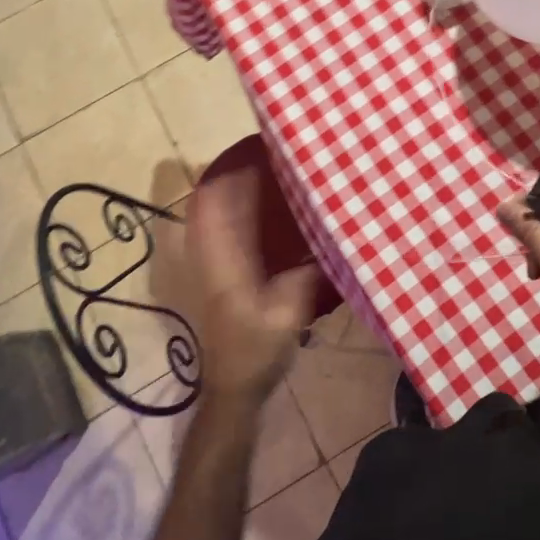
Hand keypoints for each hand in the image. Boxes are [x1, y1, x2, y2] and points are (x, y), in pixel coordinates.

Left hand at [185, 162, 315, 403]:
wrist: (232, 390)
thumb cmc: (255, 351)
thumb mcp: (288, 312)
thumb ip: (306, 273)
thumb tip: (330, 236)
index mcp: (220, 258)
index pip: (218, 202)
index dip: (234, 172)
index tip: (261, 150)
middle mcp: (208, 255)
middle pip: (214, 201)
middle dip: (239, 175)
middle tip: (276, 157)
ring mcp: (210, 266)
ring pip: (218, 215)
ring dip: (240, 192)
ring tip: (276, 175)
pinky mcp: (219, 276)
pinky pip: (226, 232)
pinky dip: (243, 214)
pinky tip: (272, 212)